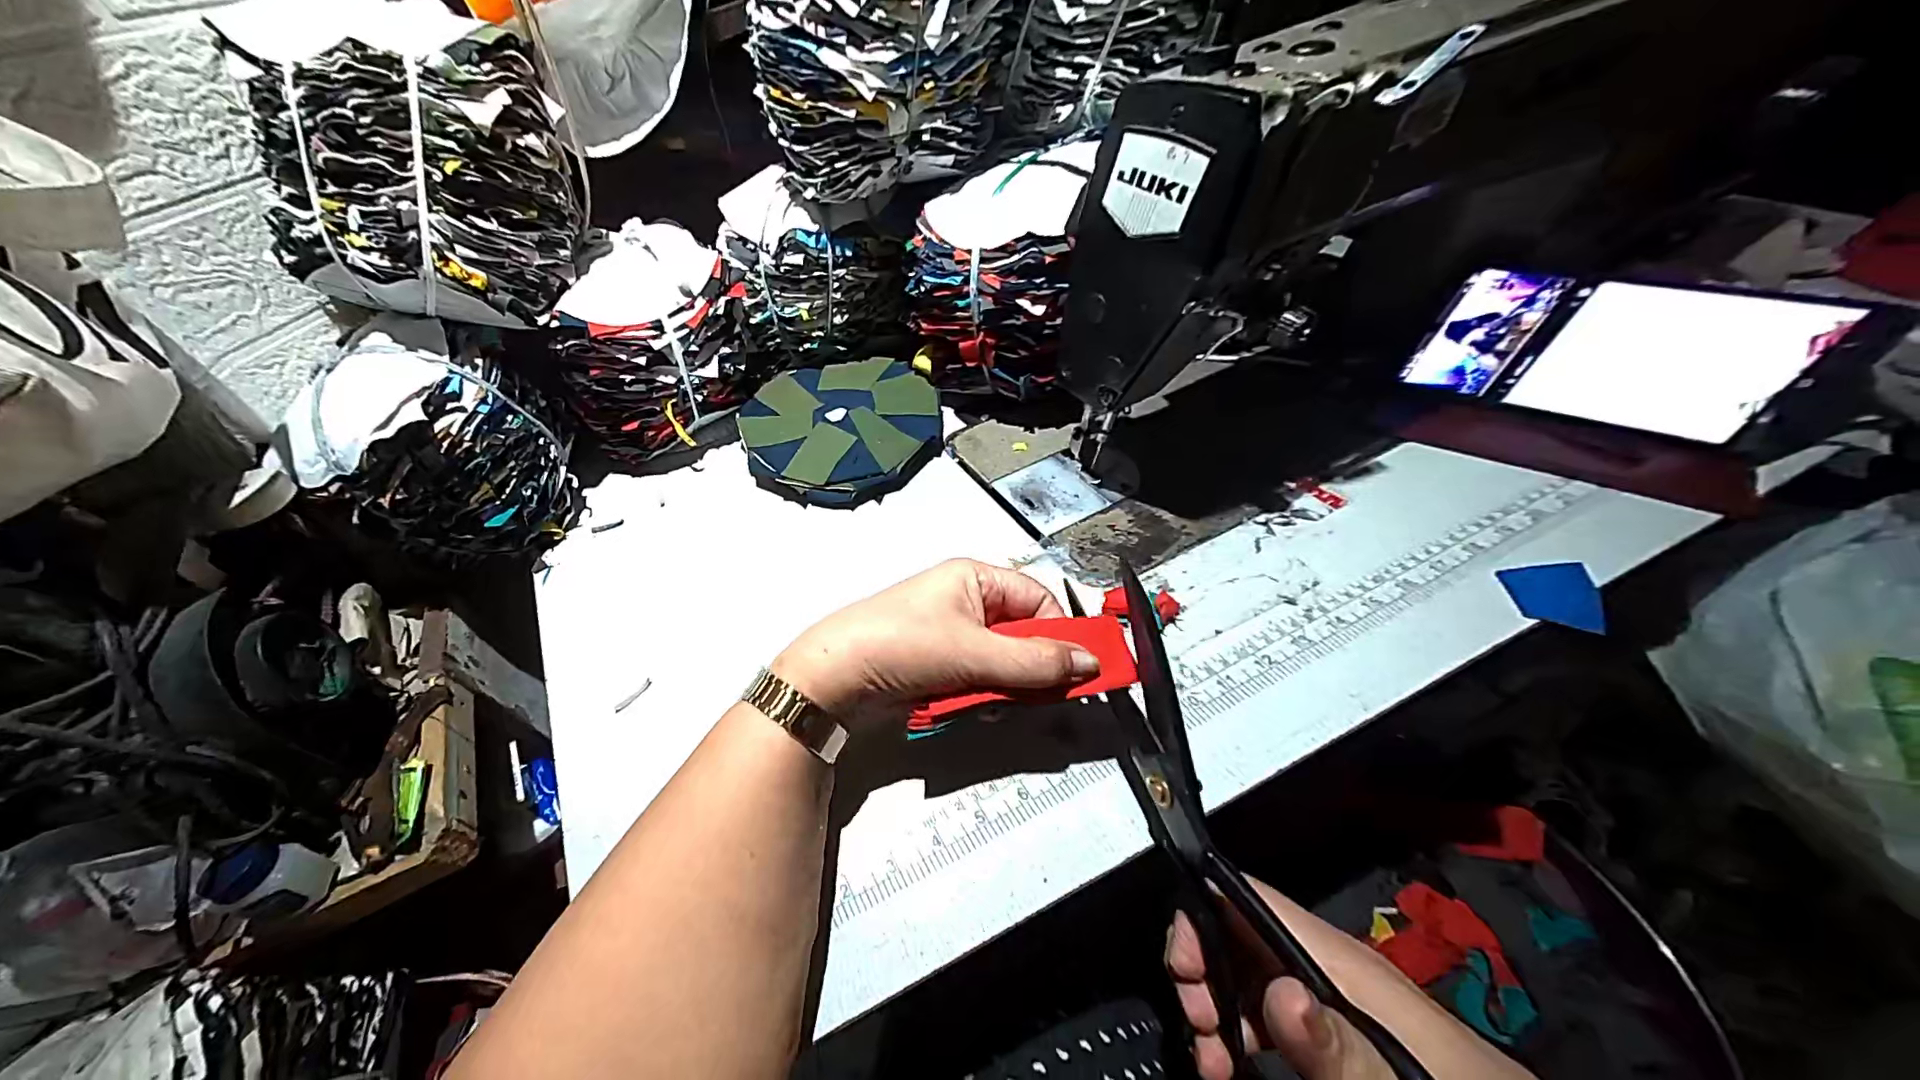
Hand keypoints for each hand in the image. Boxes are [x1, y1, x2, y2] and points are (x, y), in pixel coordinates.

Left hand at [770, 559, 1098, 732]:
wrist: (833, 680)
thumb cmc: (897, 643)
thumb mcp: (974, 651)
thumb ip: (1035, 660)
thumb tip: (1086, 663)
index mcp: (975, 579)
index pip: (1037, 601)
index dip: (1060, 633)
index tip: (1080, 668)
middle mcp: (967, 604)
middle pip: (1024, 635)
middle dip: (1031, 666)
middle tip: (1038, 692)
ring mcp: (953, 638)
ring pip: (1004, 663)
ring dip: (1005, 686)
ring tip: (989, 699)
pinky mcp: (940, 668)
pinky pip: (979, 680)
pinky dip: (982, 696)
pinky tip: (969, 706)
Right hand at [1167, 877, 1537, 1079]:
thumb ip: (1343, 1047)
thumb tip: (1279, 992)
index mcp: (1339, 961)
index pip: (1247, 898)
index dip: (1200, 914)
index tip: (1181, 968)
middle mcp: (1327, 970)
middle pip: (1235, 936)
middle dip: (1201, 970)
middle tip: (1198, 1028)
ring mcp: (1329, 1003)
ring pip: (1245, 979)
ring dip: (1214, 1009)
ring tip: (1212, 1060)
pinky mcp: (1333, 1036)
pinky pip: (1266, 1016)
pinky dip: (1236, 1034)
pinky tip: (1231, 1065)